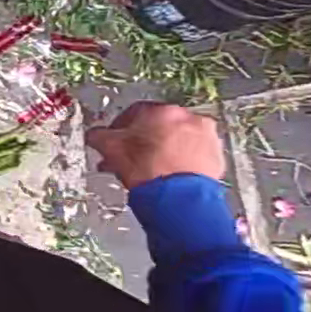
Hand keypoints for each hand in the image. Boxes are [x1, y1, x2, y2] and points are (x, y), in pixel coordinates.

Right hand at [84, 101, 227, 189]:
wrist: (178, 200)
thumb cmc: (148, 172)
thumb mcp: (110, 149)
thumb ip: (99, 137)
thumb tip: (95, 136)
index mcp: (160, 111)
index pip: (135, 112)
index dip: (121, 128)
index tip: (117, 140)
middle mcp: (186, 118)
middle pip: (159, 125)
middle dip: (144, 140)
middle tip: (132, 156)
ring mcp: (205, 137)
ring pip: (178, 139)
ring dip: (165, 150)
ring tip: (151, 169)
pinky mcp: (216, 157)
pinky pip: (194, 155)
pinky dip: (182, 162)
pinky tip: (169, 176)